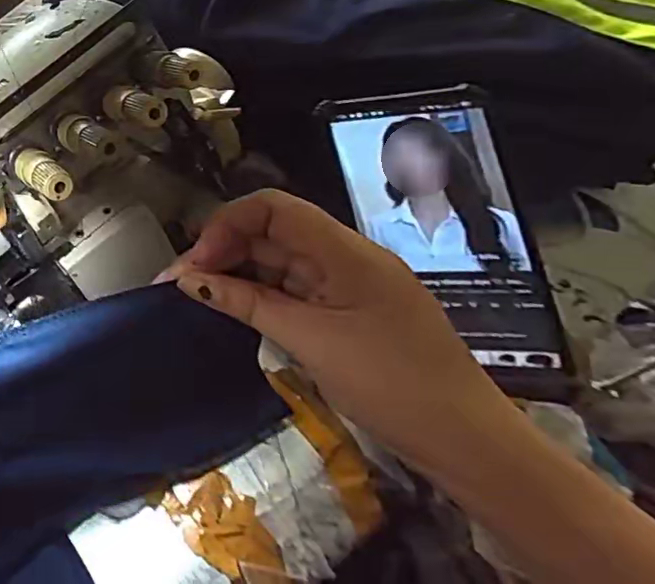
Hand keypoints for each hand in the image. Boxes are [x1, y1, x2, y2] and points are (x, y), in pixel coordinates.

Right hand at [162, 190, 514, 472]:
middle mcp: (346, 256)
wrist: (473, 446)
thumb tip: (189, 281)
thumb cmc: (395, 386)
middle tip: (182, 282)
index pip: (273, 207)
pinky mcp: (348, 309)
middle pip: (271, 231)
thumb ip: (248, 304)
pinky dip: (261, 294)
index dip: (227, 223)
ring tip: (197, 295)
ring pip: (278, 260)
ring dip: (237, 273)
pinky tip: (234, 307)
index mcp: (345, 251)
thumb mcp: (312, 342)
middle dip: (223, 249)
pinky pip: (294, 287)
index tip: (197, 261)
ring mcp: (348, 282)